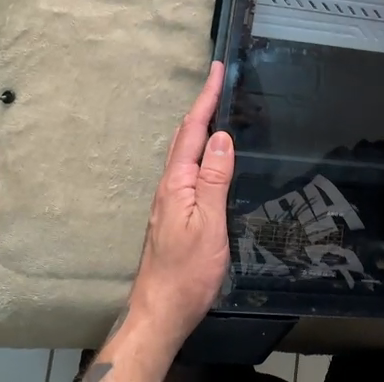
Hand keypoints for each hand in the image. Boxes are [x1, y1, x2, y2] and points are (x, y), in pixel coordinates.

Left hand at [123, 61, 234, 350]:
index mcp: (178, 182)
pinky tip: (209, 155)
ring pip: (185, 152)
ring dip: (200, 126)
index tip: (217, 69)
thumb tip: (222, 136)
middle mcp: (170, 185)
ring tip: (216, 108)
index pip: (195, 130)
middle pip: (186, 135)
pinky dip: (199, 149)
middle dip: (202, 105)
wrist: (160, 313)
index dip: (207, 98)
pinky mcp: (174, 213)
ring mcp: (170, 200)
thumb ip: (215, 179)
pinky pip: (188, 168)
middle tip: (219, 81)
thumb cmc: (187, 273)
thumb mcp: (210, 224)